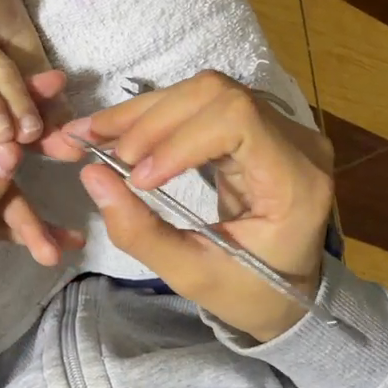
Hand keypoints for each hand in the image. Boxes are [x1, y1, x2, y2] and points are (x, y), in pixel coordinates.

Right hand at [45, 72, 334, 341]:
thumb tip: (91, 174)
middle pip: (217, 94)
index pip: (238, 120)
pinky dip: (156, 117)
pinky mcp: (257, 126)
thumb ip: (142, 231)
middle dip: (151, 119)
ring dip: (144, 113)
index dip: (180, 137)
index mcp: (296, 183)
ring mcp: (279, 128)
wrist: (289, 296)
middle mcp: (296, 142)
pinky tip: (121, 132)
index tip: (139, 179)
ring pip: (205, 91)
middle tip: (101, 151)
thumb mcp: (193, 275)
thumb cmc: (250, 293)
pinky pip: (203, 105)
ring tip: (95, 135)